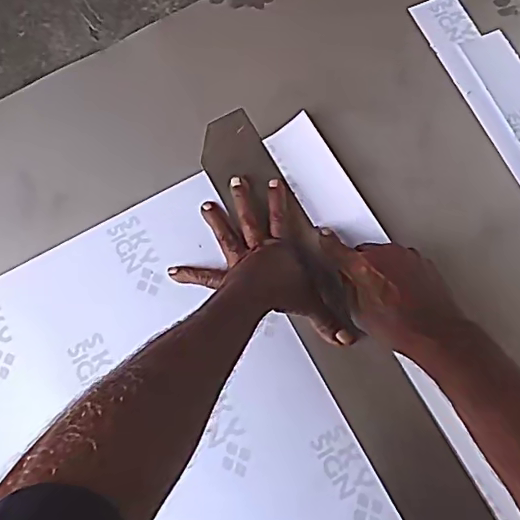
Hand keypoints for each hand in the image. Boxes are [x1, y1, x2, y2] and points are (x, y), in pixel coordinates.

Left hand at [170, 177, 355, 343]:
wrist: (258, 298)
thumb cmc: (282, 294)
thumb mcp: (311, 305)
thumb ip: (326, 320)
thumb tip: (344, 336)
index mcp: (280, 251)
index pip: (281, 219)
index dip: (279, 201)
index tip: (274, 185)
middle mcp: (258, 251)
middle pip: (251, 219)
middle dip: (244, 200)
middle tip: (236, 183)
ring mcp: (240, 262)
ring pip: (228, 235)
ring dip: (217, 220)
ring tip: (207, 206)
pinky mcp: (226, 278)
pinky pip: (206, 275)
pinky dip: (190, 274)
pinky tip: (175, 271)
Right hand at [314, 232, 472, 358]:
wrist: (435, 333)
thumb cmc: (402, 328)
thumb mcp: (360, 314)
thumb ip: (349, 290)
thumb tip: (348, 283)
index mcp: (363, 266)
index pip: (337, 248)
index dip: (328, 243)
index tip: (325, 238)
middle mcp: (386, 255)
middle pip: (365, 252)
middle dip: (363, 267)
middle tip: (366, 291)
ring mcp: (406, 256)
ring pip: (386, 256)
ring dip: (384, 269)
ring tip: (390, 297)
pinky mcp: (423, 261)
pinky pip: (405, 261)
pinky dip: (402, 272)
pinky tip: (404, 294)